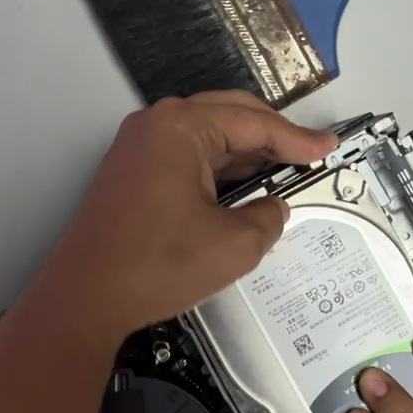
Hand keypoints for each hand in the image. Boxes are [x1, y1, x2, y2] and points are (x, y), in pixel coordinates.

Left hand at [31, 92, 336, 345]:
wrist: (85, 298)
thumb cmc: (154, 267)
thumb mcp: (235, 245)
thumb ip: (268, 218)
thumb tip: (272, 208)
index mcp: (180, 128)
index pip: (253, 123)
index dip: (296, 138)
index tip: (326, 147)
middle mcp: (155, 125)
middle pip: (229, 115)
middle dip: (272, 135)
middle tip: (308, 152)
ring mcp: (138, 146)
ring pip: (207, 134)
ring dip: (245, 151)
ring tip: (283, 167)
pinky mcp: (131, 171)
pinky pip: (186, 154)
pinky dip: (219, 166)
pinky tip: (242, 184)